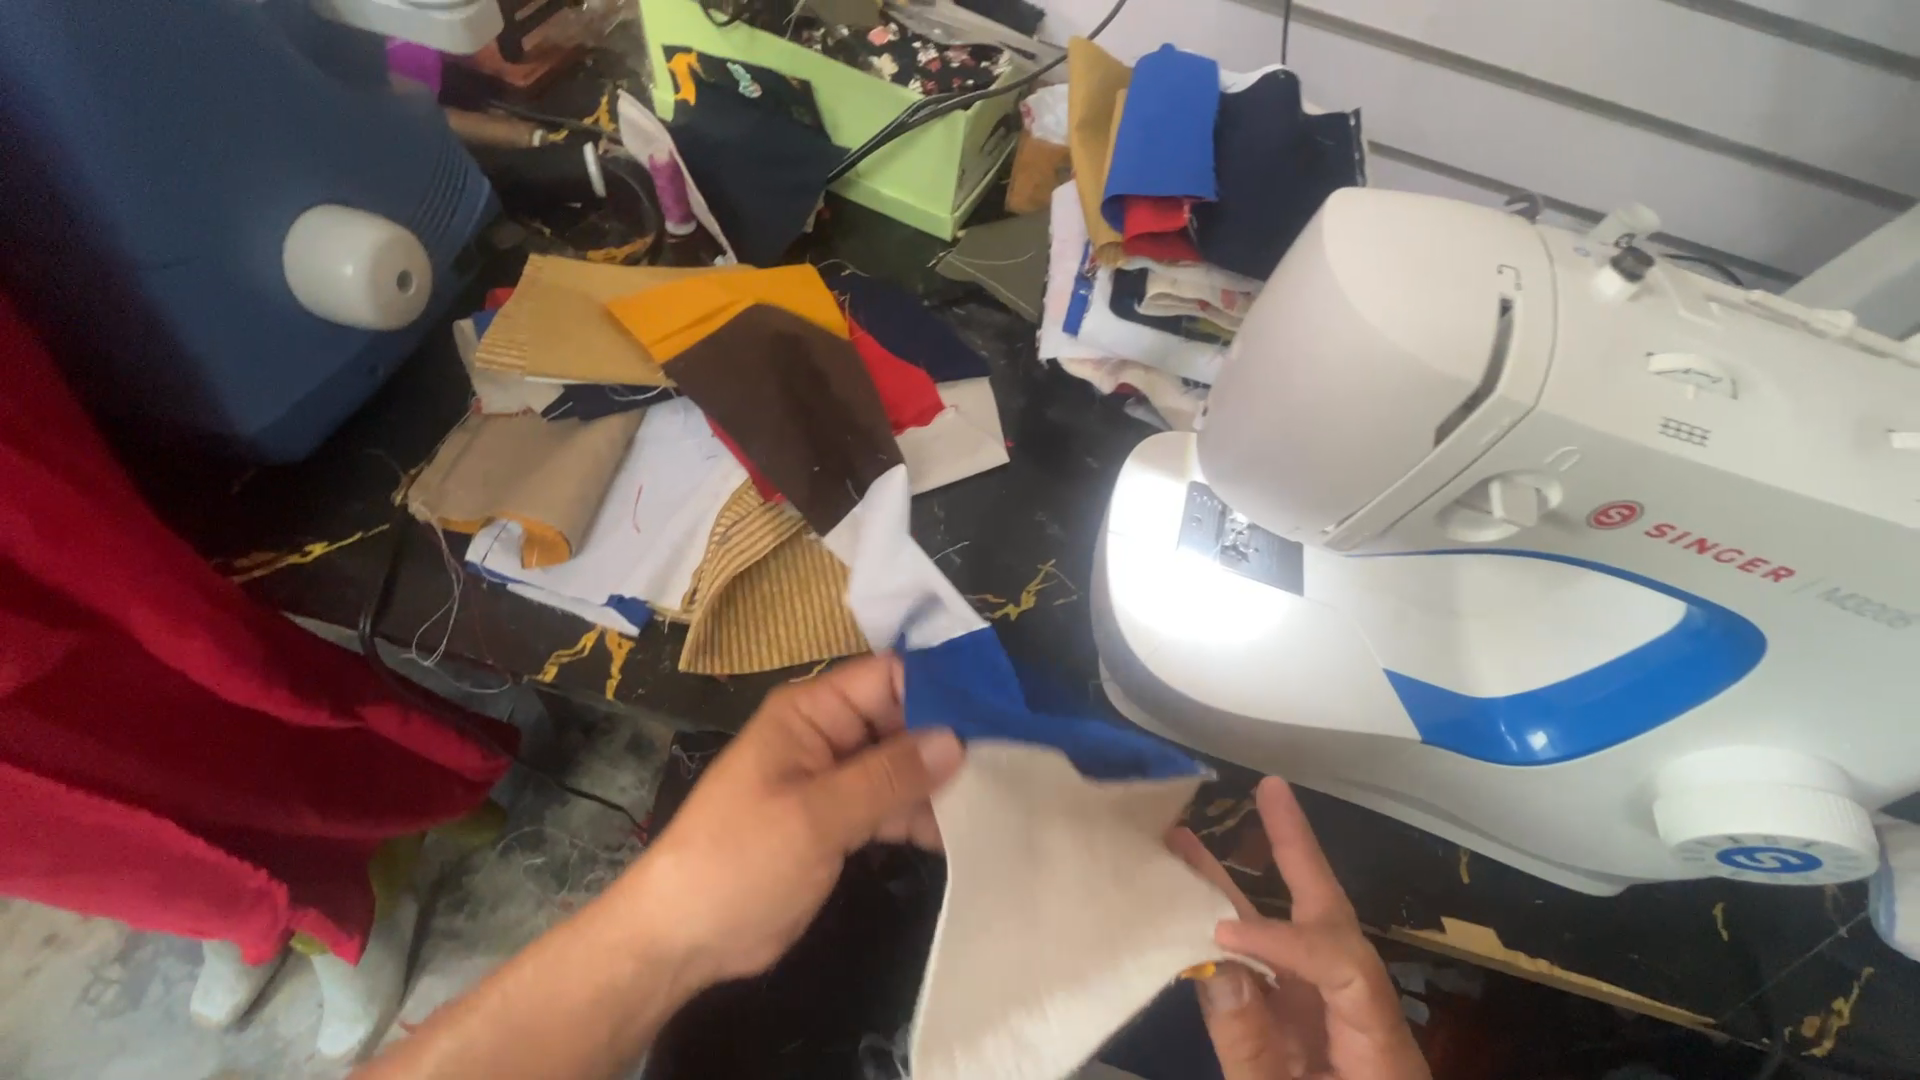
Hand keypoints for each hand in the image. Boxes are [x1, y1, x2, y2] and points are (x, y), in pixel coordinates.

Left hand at [613, 653, 963, 991]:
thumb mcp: (816, 815)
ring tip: (998, 797)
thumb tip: (956, 740)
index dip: (939, 687)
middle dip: (948, 738)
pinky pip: (891, 803)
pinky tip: (962, 832)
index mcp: (813, 713)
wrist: (683, 938)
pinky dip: (921, 815)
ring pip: (901, 764)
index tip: (994, 712)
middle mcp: (829, 735)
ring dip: (940, 782)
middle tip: (1010, 760)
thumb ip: (888, 776)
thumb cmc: (739, 860)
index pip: (887, 677)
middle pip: (902, 719)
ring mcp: (836, 779)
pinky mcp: (841, 820)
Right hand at [1171, 778, 1428, 1079]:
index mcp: (1380, 1046)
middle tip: (1270, 791)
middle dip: (1299, 853)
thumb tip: (1214, 955)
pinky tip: (1192, 901)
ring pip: (1294, 935)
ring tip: (1190, 838)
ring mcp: (1331, 1020)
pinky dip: (1231, 926)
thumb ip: (1252, 1044)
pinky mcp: (1302, 1028)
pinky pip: (1267, 967)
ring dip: (1247, 881)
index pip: (1339, 963)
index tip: (1217, 932)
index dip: (1280, 937)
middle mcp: (1362, 1015)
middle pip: (1333, 920)